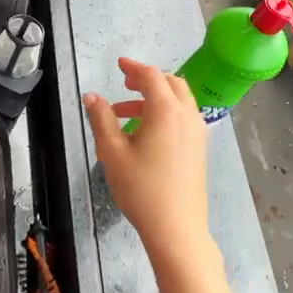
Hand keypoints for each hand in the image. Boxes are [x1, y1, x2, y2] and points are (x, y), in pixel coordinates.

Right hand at [83, 58, 214, 267]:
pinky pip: (184, 119)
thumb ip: (102, 119)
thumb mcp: (112, 152)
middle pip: (172, 84)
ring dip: (155, 99)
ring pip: (180, 102)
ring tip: (125, 114)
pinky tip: (146, 133)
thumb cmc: (141, 188)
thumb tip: (92, 97)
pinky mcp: (200, 149)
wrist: (176, 227)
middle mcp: (187, 116)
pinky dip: (166, 114)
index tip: (120, 64)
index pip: (152, 77)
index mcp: (166, 112)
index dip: (134, 67)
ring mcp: (198, 133)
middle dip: (148, 79)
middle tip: (125, 83)